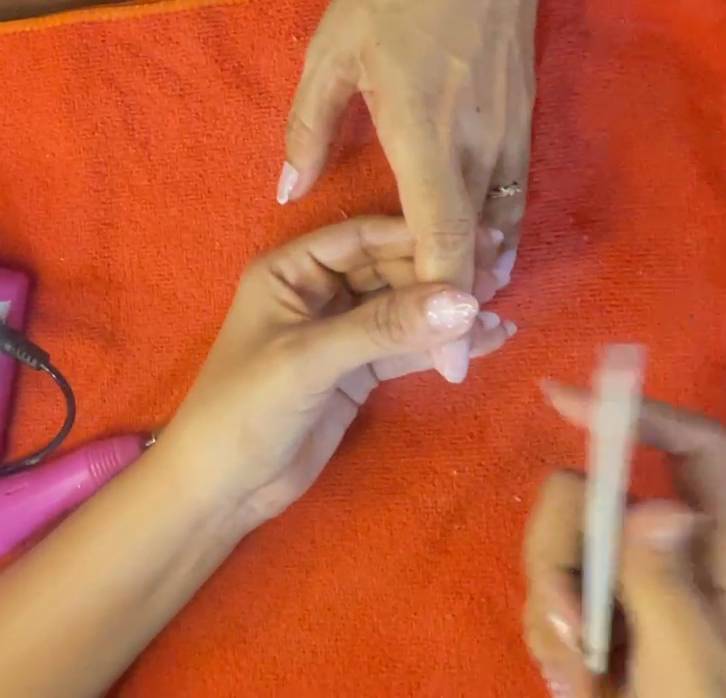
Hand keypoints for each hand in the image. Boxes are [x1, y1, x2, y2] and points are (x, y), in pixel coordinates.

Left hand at [153, 216, 516, 536]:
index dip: (414, 237)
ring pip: (401, 308)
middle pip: (387, 268)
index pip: (360, 238)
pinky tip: (487, 342)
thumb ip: (383, 328)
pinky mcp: (356, 368)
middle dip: (437, 274)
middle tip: (498, 275)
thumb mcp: (309, 360)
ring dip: (446, 311)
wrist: (222, 488)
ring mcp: (338, 330)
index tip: (475, 238)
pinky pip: (405, 347)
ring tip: (503, 310)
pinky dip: (441, 345)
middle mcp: (315, 289)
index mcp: (289, 269)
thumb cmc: (245, 409)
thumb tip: (464, 300)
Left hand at [281, 0, 573, 375]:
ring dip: (484, 273)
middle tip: (448, 358)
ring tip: (459, 319)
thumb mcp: (330, 51)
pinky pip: (512, 193)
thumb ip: (309, 127)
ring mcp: (508, 128)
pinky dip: (498, 233)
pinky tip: (481, 253)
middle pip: (477, 245)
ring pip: (501, 224)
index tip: (446, 360)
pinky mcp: (522, 114)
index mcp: (421, 129)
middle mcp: (474, 141)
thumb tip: (288, 188)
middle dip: (465, 305)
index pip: (437, 236)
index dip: (441, 302)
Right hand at [521, 384, 725, 697]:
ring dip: (548, 603)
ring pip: (560, 544)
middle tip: (566, 619)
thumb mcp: (699, 680)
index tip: (557, 400)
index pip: (697, 454)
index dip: (638, 412)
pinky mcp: (600, 627)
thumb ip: (670, 593)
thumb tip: (652, 503)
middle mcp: (674, 564)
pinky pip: (548, 592)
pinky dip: (544, 631)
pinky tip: (568, 684)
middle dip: (561, 547)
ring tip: (572, 680)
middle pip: (595, 496)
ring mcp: (634, 596)